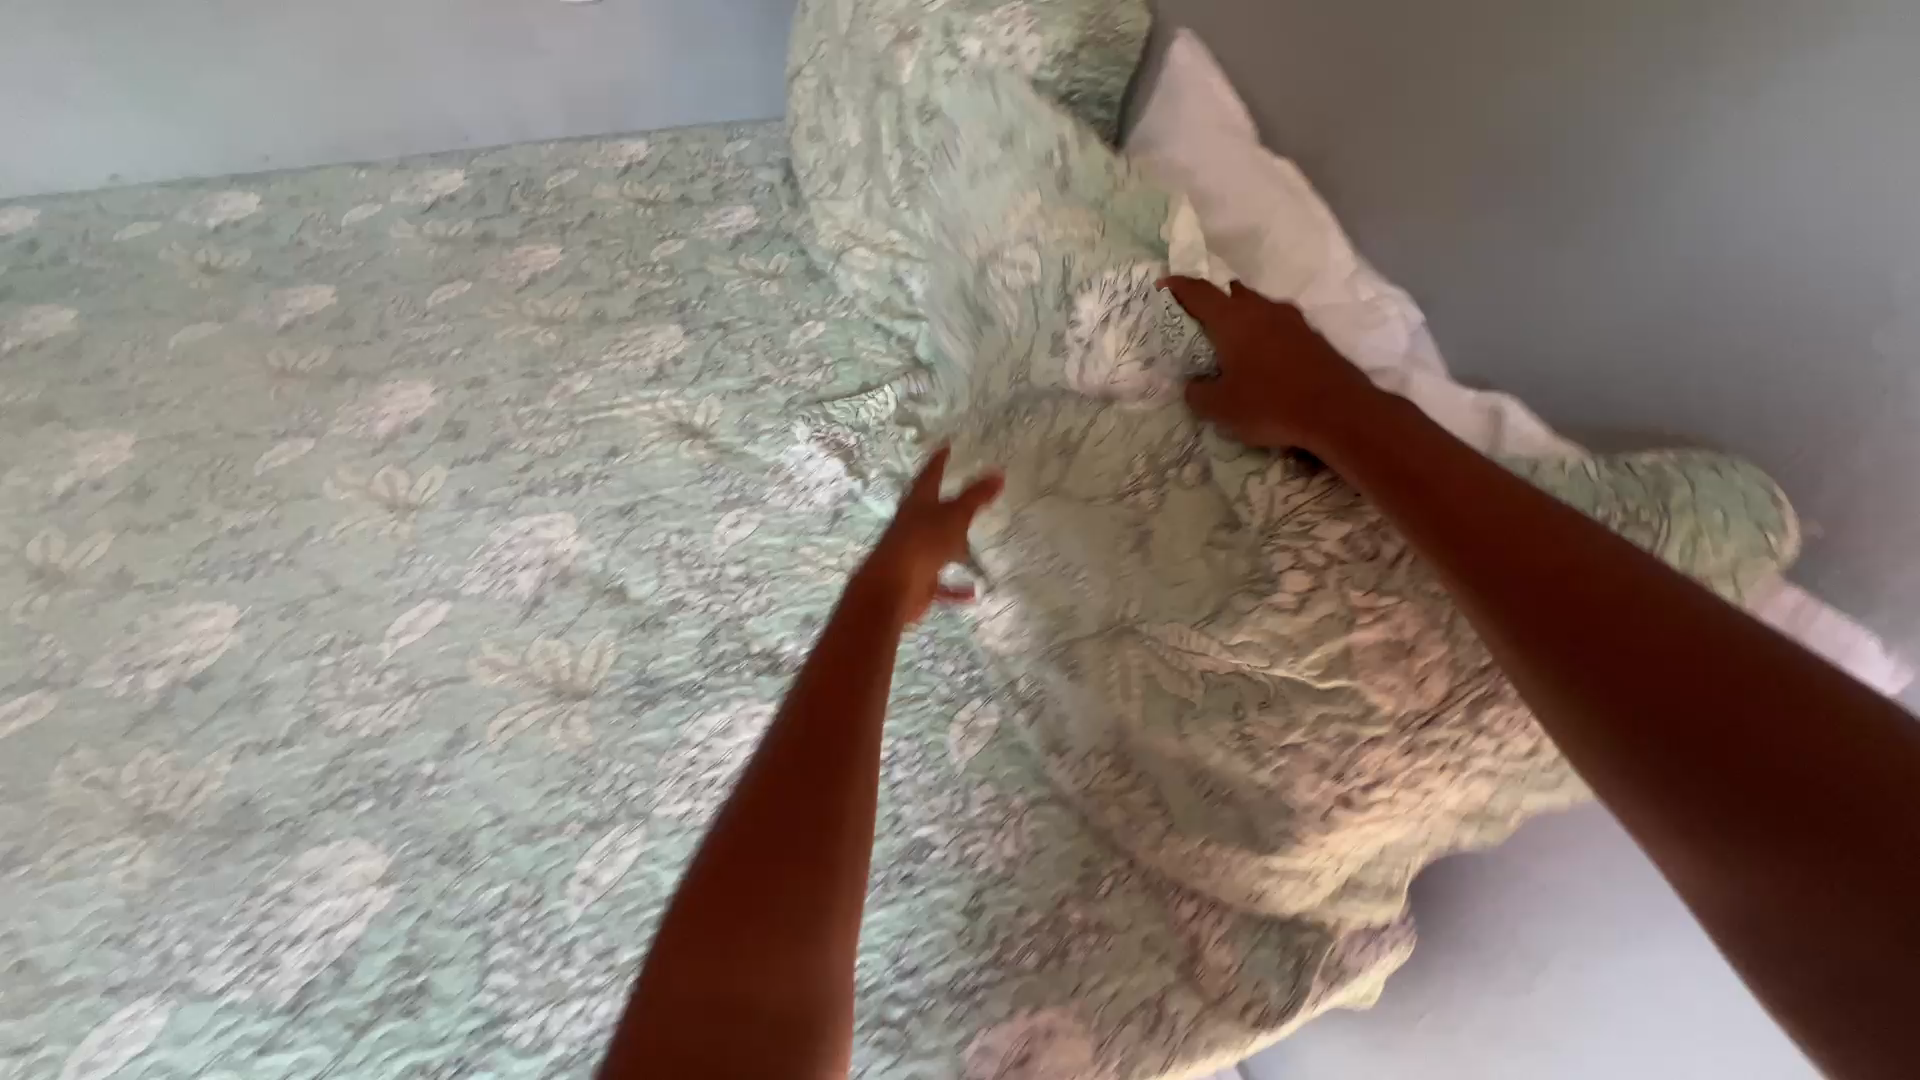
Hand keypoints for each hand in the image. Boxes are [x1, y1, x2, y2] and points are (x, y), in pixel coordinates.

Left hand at [856, 446, 1003, 625]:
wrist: (892, 588)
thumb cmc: (922, 543)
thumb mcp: (954, 516)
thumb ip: (976, 497)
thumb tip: (998, 473)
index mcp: (918, 503)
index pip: (930, 474)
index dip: (940, 460)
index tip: (947, 446)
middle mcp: (912, 525)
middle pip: (930, 509)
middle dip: (946, 501)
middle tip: (966, 493)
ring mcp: (913, 553)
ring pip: (936, 544)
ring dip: (953, 544)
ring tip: (972, 542)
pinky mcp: (917, 579)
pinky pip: (942, 581)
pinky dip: (956, 586)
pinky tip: (973, 592)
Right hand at [1161, 277, 1383, 452]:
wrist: (1338, 412)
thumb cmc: (1269, 404)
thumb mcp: (1219, 408)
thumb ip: (1198, 393)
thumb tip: (1194, 384)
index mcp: (1233, 320)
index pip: (1199, 292)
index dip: (1178, 287)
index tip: (1163, 284)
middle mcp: (1263, 310)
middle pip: (1232, 295)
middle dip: (1213, 303)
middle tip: (1198, 320)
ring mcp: (1293, 321)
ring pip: (1258, 309)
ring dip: (1241, 319)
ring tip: (1229, 343)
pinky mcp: (1312, 337)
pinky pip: (1278, 327)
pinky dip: (1263, 336)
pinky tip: (1261, 360)